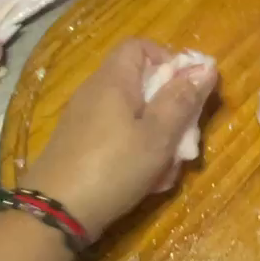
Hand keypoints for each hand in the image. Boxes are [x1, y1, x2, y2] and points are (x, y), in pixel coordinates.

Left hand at [18, 38, 216, 237]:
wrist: (54, 214)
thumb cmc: (112, 167)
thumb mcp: (157, 136)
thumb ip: (182, 100)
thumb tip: (206, 68)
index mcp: (113, 80)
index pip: (139, 46)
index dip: (167, 60)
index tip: (185, 89)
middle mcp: (95, 93)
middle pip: (141, 83)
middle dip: (169, 109)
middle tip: (184, 138)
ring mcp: (84, 120)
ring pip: (133, 116)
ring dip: (156, 138)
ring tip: (167, 169)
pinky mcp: (79, 146)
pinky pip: (116, 138)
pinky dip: (135, 153)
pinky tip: (145, 182)